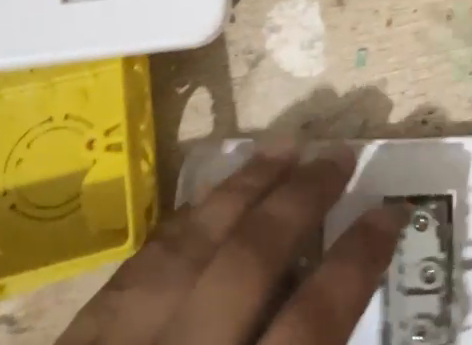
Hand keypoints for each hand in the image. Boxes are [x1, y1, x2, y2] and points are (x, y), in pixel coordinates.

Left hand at [56, 145, 407, 344]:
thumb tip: (332, 322)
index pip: (312, 321)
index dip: (357, 259)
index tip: (391, 210)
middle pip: (250, 262)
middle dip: (302, 200)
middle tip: (340, 154)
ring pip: (191, 247)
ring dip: (243, 190)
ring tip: (286, 146)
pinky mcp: (80, 342)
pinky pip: (141, 264)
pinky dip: (185, 223)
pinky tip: (211, 197)